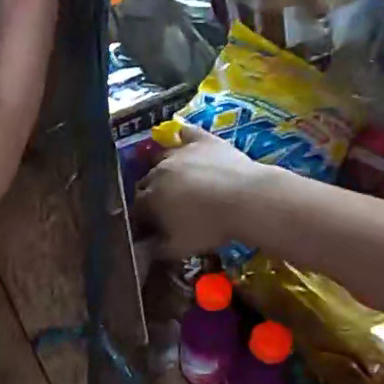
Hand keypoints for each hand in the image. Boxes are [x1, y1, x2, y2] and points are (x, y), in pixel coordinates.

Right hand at [134, 124, 276, 257]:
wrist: (248, 200)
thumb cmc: (211, 227)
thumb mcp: (180, 248)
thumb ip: (155, 250)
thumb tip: (141, 251)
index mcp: (149, 199)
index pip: (135, 208)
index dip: (140, 218)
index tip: (148, 227)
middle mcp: (158, 172)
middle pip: (145, 182)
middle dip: (149, 194)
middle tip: (163, 207)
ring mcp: (180, 152)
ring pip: (160, 157)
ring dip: (161, 168)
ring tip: (172, 178)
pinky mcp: (202, 140)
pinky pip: (186, 133)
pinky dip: (181, 137)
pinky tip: (181, 140)